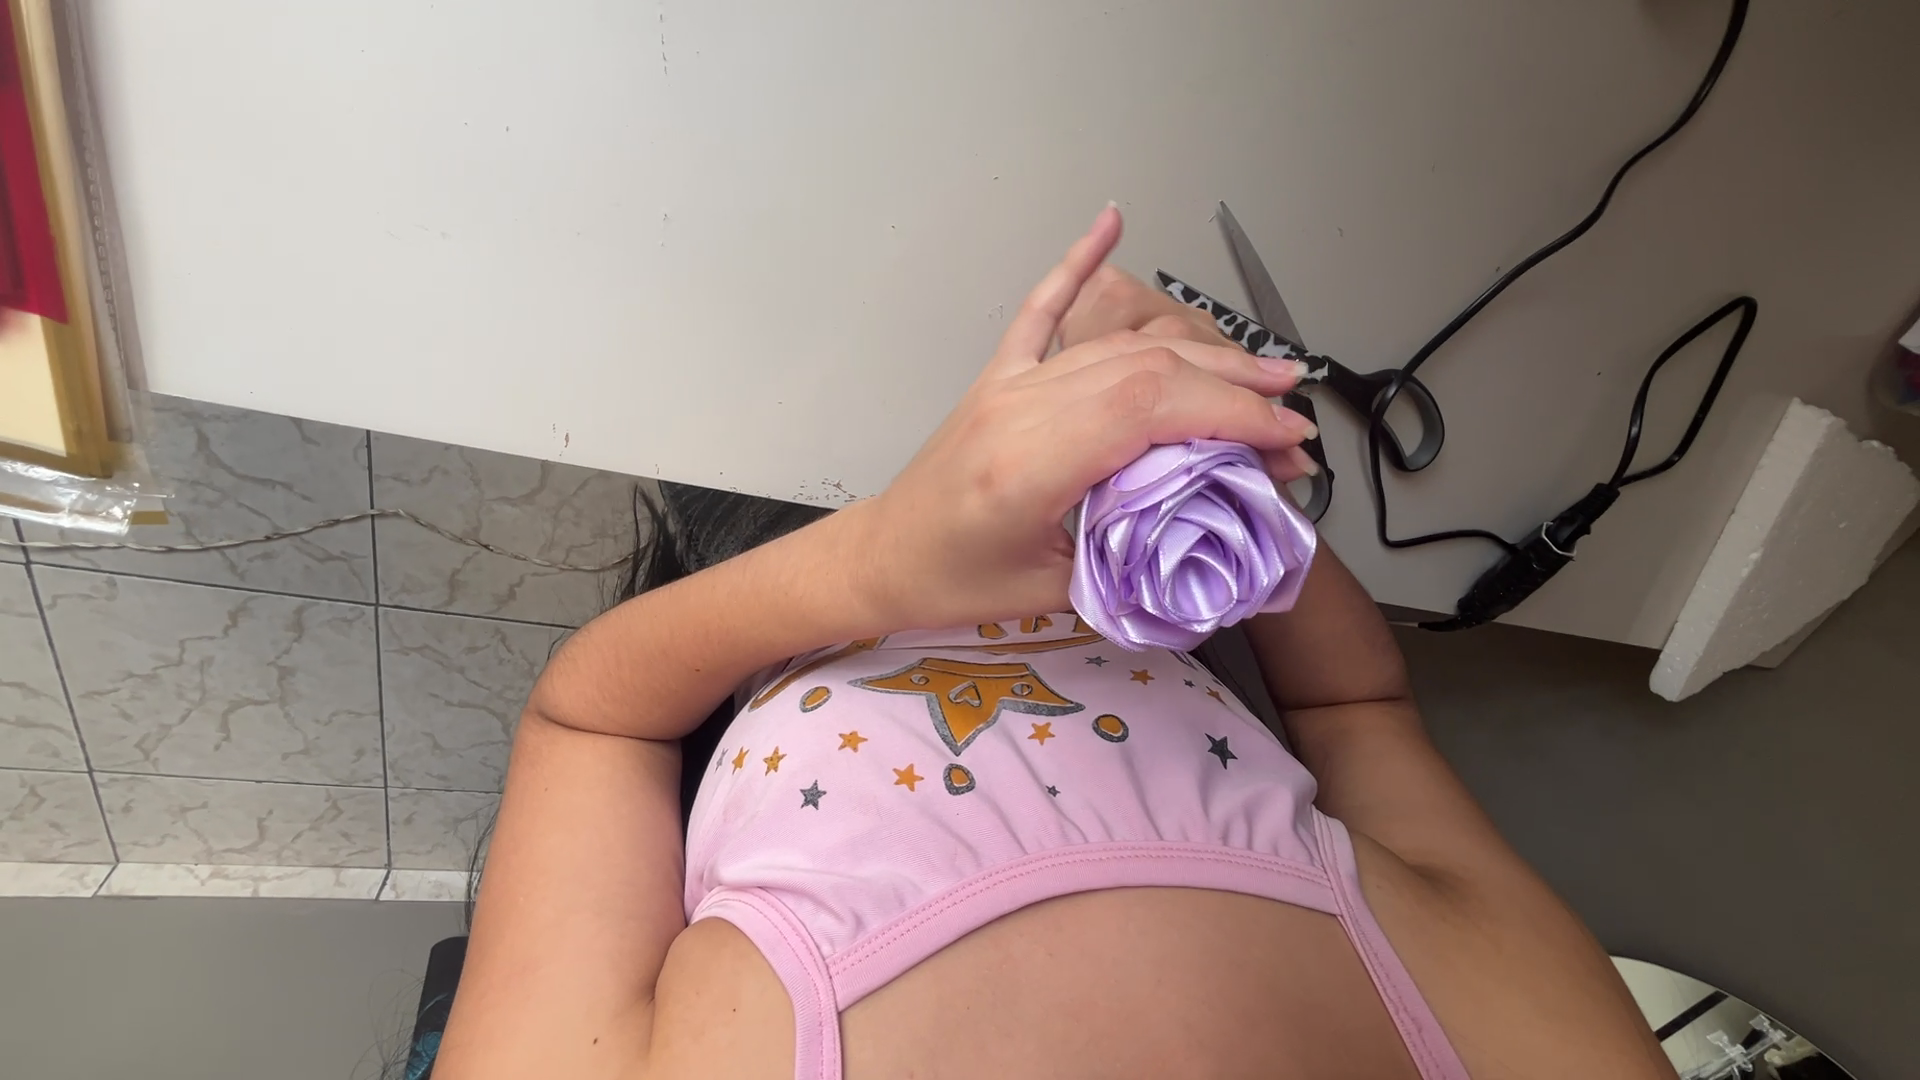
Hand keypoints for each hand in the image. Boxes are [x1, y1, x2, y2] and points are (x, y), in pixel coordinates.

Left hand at [850, 205, 1317, 631]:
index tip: (1286, 442)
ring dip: (1195, 352)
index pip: (1152, 410)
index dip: (1232, 416)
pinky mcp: (996, 378)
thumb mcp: (1053, 592)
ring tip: (1258, 369)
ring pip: (1117, 346)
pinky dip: (1077, 262)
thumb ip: (1131, 555)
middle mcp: (1021, 408)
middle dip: (1232, 388)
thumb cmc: (954, 584)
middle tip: (1289, 414)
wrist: (882, 557)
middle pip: (1147, 370)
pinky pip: (1040, 309)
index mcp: (1031, 466)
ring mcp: (1007, 384)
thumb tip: (1210, 527)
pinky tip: (1111, 221)